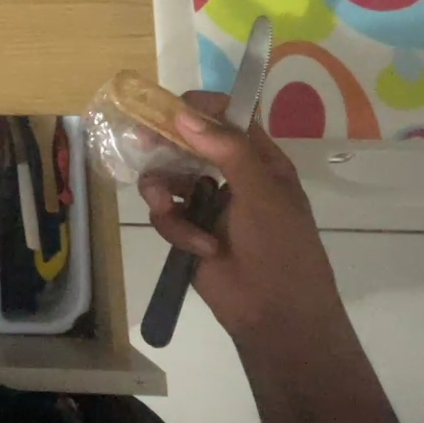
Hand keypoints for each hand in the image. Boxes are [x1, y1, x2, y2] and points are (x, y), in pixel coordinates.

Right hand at [139, 91, 348, 344]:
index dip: (201, 108)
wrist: (276, 315)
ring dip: (162, 190)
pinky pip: (164, 211)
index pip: (227, 117)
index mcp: (258, 161)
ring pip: (166, 176)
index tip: (173, 109)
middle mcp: (230, 175)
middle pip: (187, 141)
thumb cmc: (281, 248)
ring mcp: (206, 201)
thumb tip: (184, 113)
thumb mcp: (262, 194)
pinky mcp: (187, 228)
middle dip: (165, 144)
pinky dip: (174, 226)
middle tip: (142, 141)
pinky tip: (195, 244)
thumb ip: (227, 150)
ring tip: (165, 206)